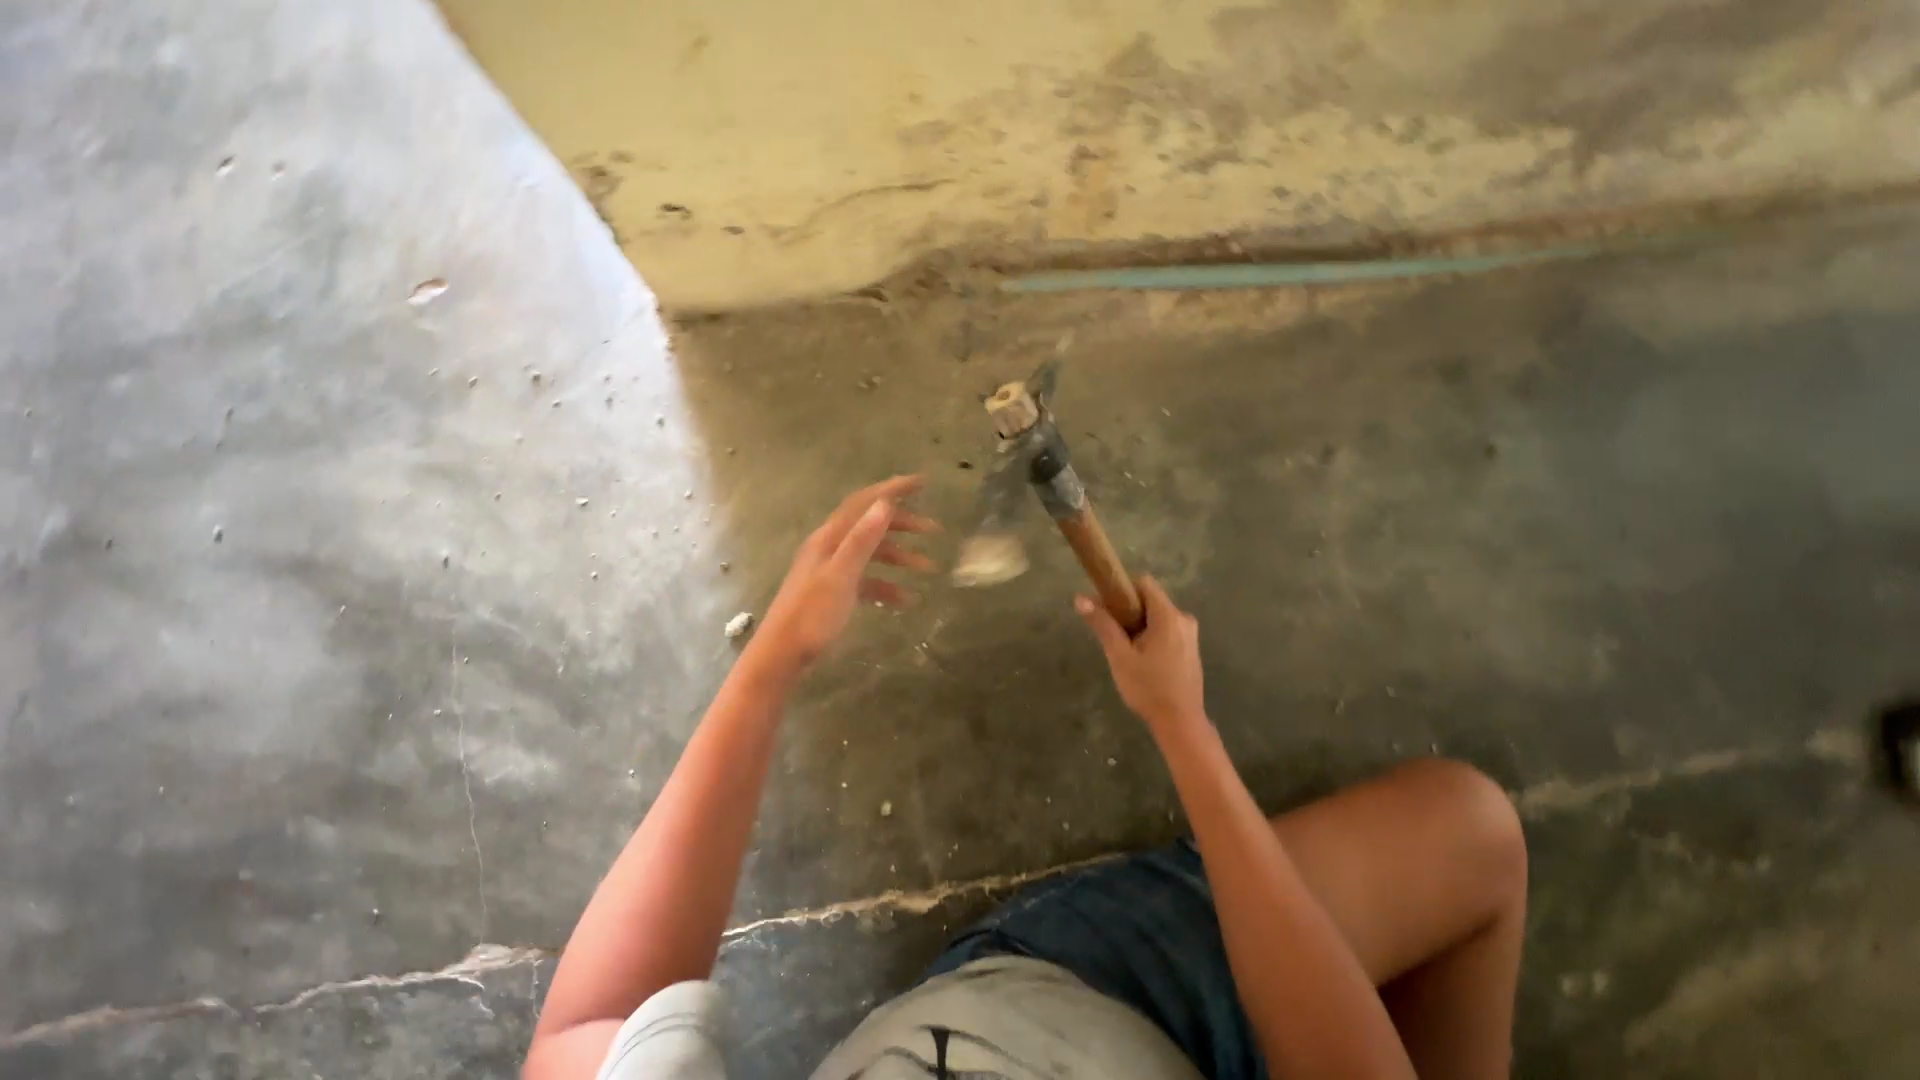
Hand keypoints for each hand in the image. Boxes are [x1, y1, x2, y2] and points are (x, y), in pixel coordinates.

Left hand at [753, 475, 938, 671]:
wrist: (783, 655)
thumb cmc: (812, 615)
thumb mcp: (842, 575)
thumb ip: (863, 539)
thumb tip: (885, 503)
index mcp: (829, 538)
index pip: (864, 502)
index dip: (892, 489)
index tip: (922, 483)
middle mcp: (830, 547)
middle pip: (870, 525)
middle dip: (903, 524)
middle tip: (934, 530)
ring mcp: (832, 570)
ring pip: (872, 553)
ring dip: (900, 557)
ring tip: (928, 569)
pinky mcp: (834, 592)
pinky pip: (867, 580)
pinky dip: (887, 586)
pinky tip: (907, 601)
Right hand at [1076, 576, 1205, 730]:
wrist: (1180, 722)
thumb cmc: (1148, 688)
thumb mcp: (1119, 656)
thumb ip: (1103, 625)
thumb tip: (1080, 598)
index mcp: (1168, 616)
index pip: (1144, 583)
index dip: (1122, 589)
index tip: (1107, 608)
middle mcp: (1184, 619)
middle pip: (1150, 600)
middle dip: (1128, 612)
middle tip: (1112, 635)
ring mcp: (1190, 635)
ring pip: (1157, 617)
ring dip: (1139, 626)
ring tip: (1124, 652)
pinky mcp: (1190, 649)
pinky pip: (1166, 631)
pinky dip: (1151, 637)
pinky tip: (1141, 661)